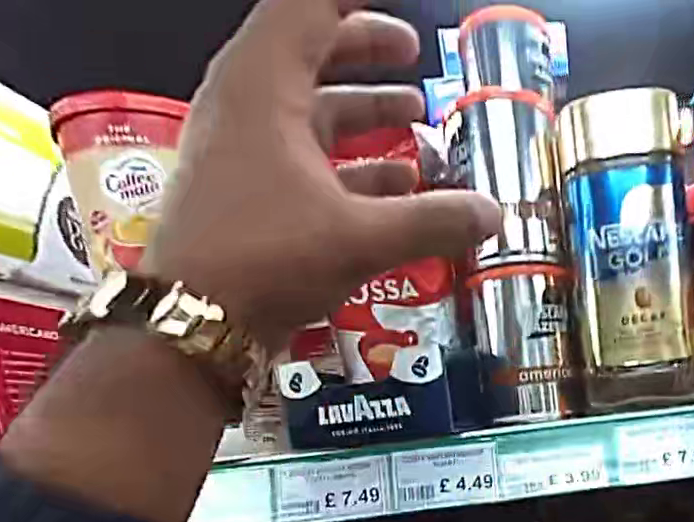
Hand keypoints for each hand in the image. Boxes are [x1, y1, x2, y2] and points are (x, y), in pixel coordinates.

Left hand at [142, 0, 499, 348]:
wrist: (201, 318)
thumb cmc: (270, 256)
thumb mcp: (361, 237)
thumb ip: (432, 222)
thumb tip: (493, 212)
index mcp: (264, 87)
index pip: (308, 10)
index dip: (352, 4)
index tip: (402, 13)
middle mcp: (251, 107)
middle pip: (312, 57)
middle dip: (367, 55)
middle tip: (416, 59)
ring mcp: (251, 153)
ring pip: (316, 116)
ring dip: (368, 117)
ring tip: (418, 125)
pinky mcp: (258, 195)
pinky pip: (315, 163)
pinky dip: (358, 167)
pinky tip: (399, 188)